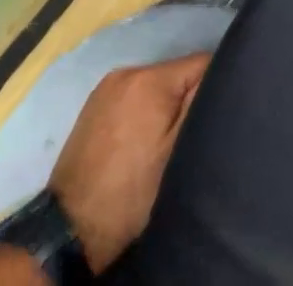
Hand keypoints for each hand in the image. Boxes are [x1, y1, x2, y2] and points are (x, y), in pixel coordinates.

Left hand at [48, 52, 210, 271]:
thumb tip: (220, 75)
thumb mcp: (180, 149)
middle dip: (191, 96)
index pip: (204, 62)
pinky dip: (146, 110)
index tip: (219, 116)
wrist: (72, 228)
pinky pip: (135, 96)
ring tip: (171, 138)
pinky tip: (146, 139)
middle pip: (178, 73)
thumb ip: (202, 103)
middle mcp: (126, 72)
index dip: (218, 86)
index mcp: (150, 79)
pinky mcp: (93, 106)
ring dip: (168, 104)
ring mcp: (105, 88)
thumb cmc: (135, 189)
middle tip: (195, 132)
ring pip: (156, 85)